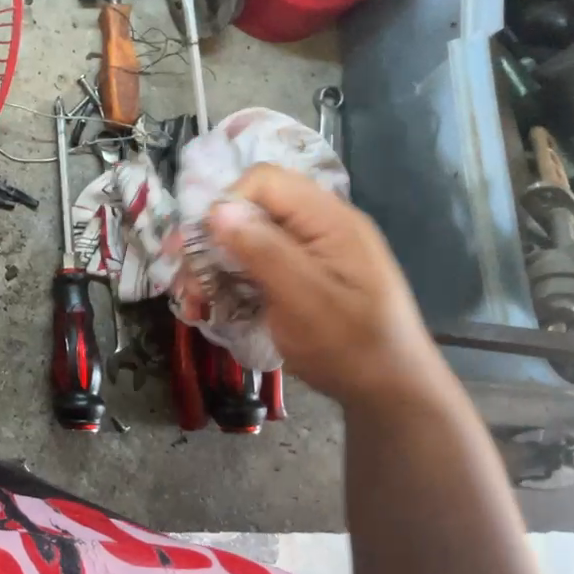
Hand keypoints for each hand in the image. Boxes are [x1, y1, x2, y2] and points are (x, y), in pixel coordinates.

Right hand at [205, 165, 445, 407]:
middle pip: (246, 211)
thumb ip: (263, 250)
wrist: (387, 392)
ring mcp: (304, 254)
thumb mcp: (305, 298)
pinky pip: (247, 266)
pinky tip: (206, 307)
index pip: (264, 182)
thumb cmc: (351, 345)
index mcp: (328, 221)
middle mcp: (315, 229)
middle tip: (186, 281)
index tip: (202, 246)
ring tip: (193, 301)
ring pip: (239, 241)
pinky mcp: (292, 278)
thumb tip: (217, 209)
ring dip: (208, 268)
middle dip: (209, 243)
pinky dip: (221, 284)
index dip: (226, 204)